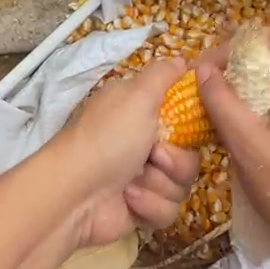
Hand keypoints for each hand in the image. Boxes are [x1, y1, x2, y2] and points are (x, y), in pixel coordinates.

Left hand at [56, 59, 201, 246]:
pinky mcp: (143, 207)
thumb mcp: (137, 95)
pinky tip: (129, 198)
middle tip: (155, 155)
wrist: (78, 193)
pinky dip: (150, 205)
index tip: (191, 123)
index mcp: (141, 109)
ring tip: (133, 181)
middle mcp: (144, 140)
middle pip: (189, 154)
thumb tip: (182, 58)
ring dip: (159, 183)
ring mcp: (144, 175)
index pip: (183, 112)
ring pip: (181, 184)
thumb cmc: (109, 137)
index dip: (191, 121)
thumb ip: (162, 74)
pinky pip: (168, 210)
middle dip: (175, 160)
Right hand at [195, 28, 269, 241]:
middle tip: (211, 72)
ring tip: (229, 80)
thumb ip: (221, 102)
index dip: (215, 55)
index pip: (246, 45)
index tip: (194, 77)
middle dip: (235, 48)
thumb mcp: (245, 146)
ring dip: (254, 57)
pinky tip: (255, 98)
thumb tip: (203, 68)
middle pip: (267, 39)